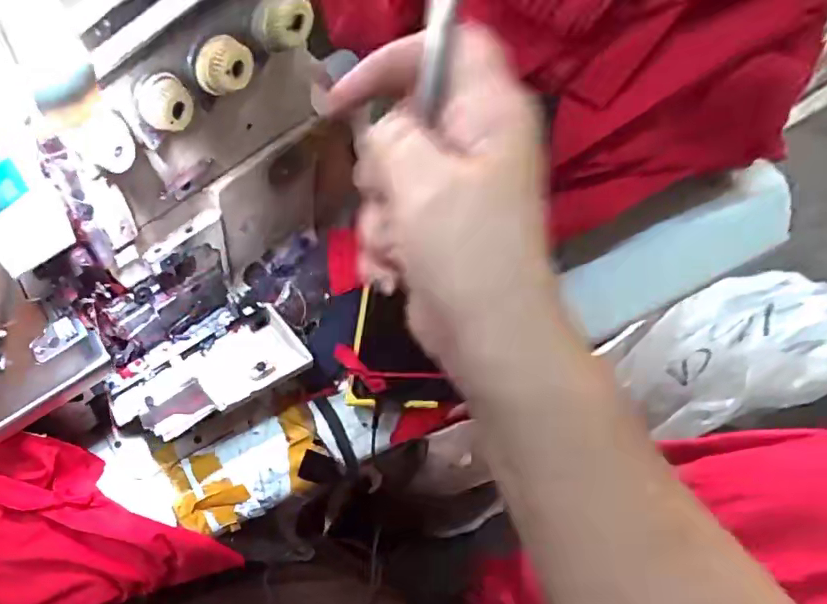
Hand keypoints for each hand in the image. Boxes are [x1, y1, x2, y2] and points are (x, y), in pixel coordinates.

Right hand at [321, 26, 577, 394]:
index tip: (339, 101)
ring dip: (375, 224)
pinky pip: (386, 225)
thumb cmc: (466, 255)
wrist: (485, 332)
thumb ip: (392, 142)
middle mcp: (471, 145)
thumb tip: (377, 131)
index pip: (444, 49)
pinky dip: (379, 251)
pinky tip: (392, 275)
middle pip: (401, 128)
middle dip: (377, 173)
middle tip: (389, 202)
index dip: (390, 61)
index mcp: (487, 114)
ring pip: (384, 186)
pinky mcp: (431, 232)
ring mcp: (451, 192)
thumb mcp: (423, 187)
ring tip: (397, 253)